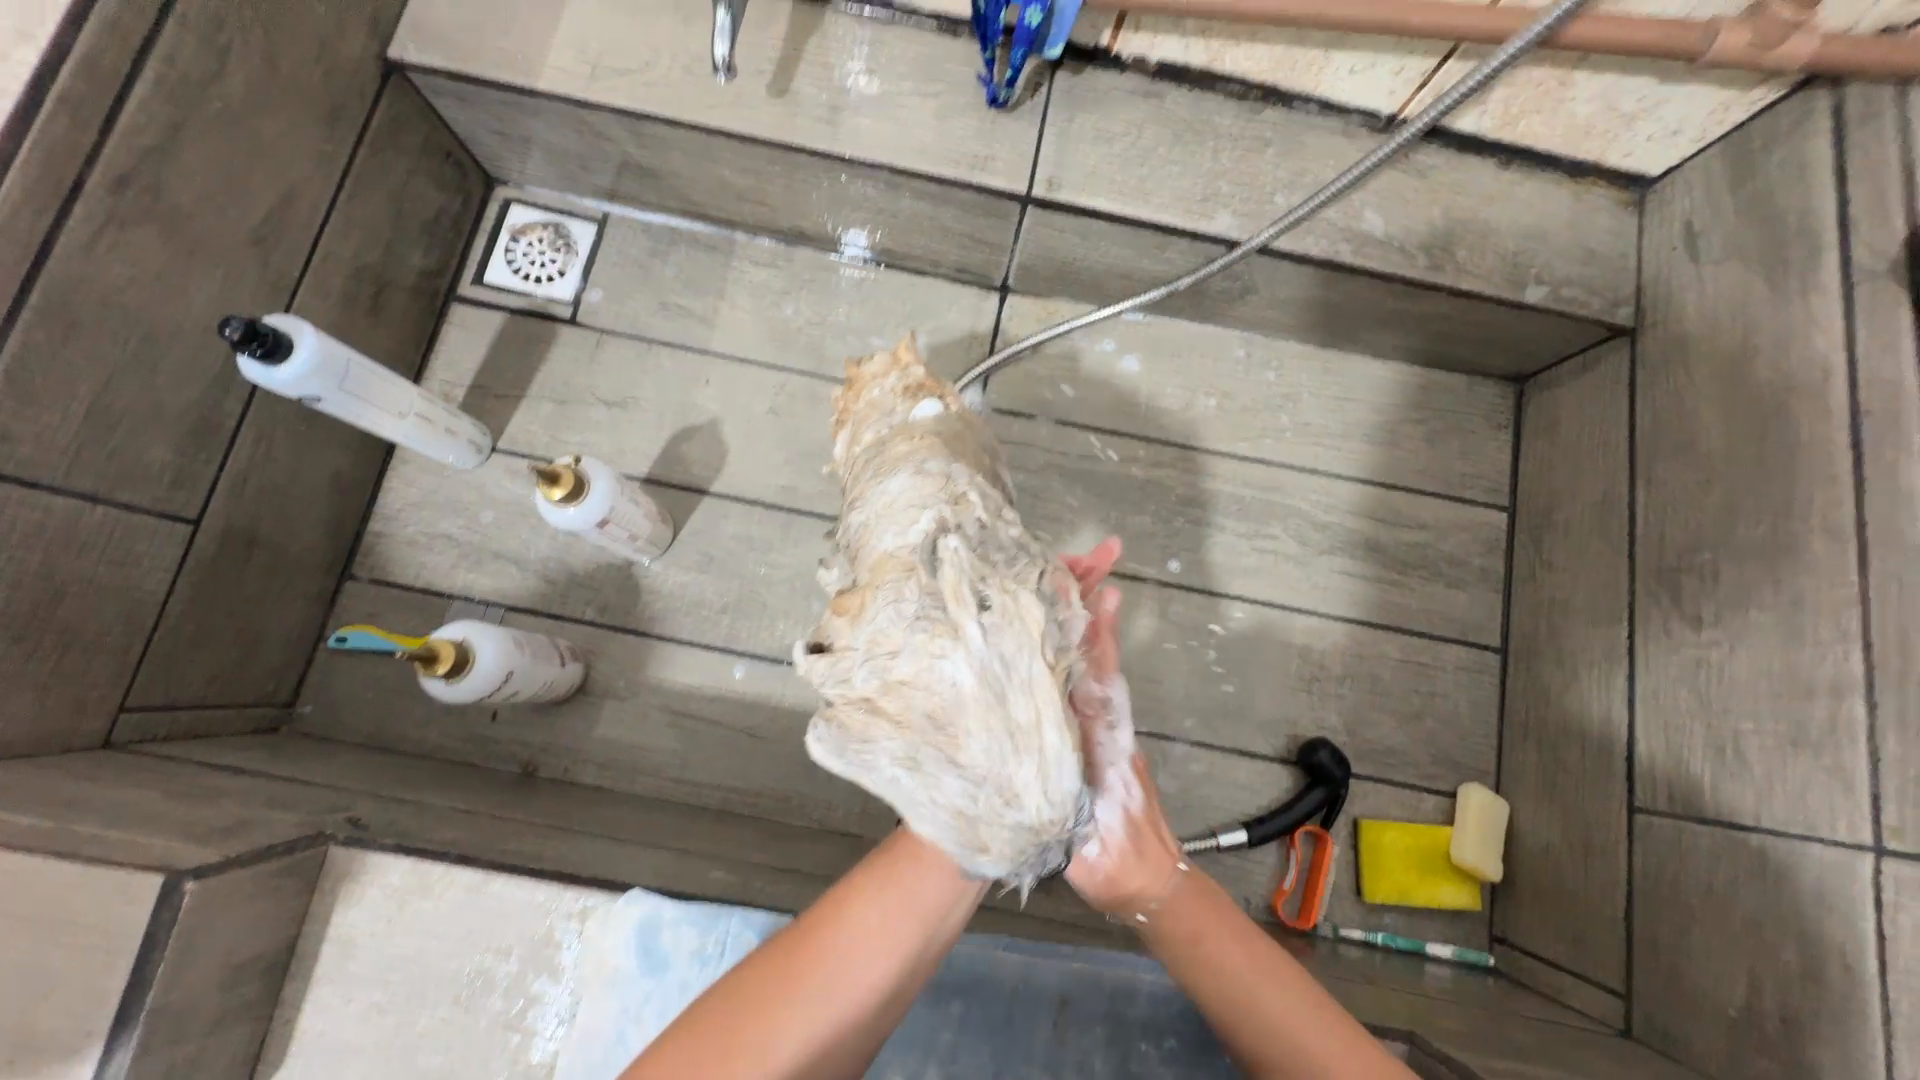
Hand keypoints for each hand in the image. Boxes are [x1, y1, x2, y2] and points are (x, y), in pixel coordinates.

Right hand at [1058, 540, 1185, 918]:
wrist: (1153, 883)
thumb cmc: (1116, 866)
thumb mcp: (1086, 849)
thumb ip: (1065, 819)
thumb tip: (1032, 785)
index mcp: (1103, 746)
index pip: (1098, 683)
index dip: (1097, 641)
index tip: (1098, 597)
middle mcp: (1107, 728)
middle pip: (1102, 657)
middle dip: (1097, 607)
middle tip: (1098, 556)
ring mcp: (1107, 729)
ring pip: (1099, 663)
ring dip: (1092, 616)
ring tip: (1084, 570)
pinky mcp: (1102, 737)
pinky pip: (1091, 680)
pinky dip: (1085, 644)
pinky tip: (1072, 623)